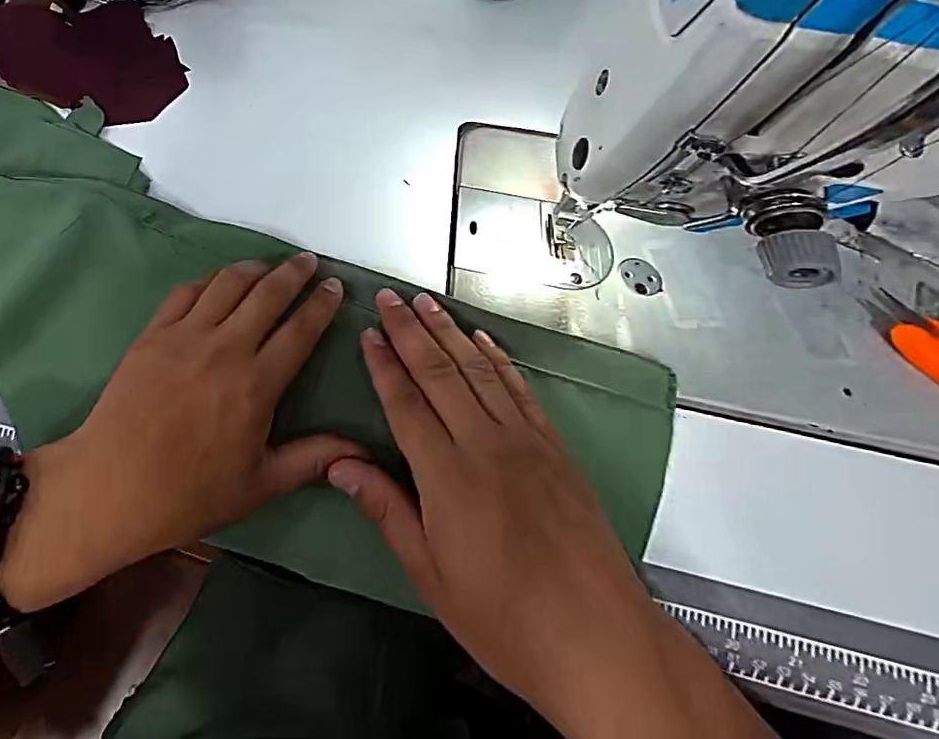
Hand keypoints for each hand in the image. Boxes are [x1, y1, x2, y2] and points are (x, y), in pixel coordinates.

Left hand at [0, 254, 362, 611]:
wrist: (111, 487)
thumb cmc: (189, 492)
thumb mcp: (259, 484)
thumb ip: (311, 460)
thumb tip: (361, 452)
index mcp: (257, 383)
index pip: (300, 331)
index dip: (320, 305)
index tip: (334, 286)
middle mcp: (226, 348)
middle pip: (268, 295)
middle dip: (294, 273)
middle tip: (308, 261)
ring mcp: (186, 336)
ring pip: (228, 284)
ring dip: (254, 268)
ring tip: (270, 264)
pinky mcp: (154, 333)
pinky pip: (187, 292)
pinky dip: (209, 279)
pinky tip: (219, 280)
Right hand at [329, 290, 769, 738]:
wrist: (599, 639)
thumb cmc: (504, 619)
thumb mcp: (431, 574)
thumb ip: (386, 510)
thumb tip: (339, 466)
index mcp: (448, 477)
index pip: (406, 403)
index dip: (383, 364)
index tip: (368, 333)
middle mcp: (486, 445)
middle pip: (439, 373)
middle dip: (410, 331)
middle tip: (390, 298)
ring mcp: (526, 441)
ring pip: (479, 370)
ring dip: (449, 331)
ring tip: (426, 302)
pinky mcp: (555, 447)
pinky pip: (520, 389)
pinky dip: (497, 358)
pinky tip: (482, 339)